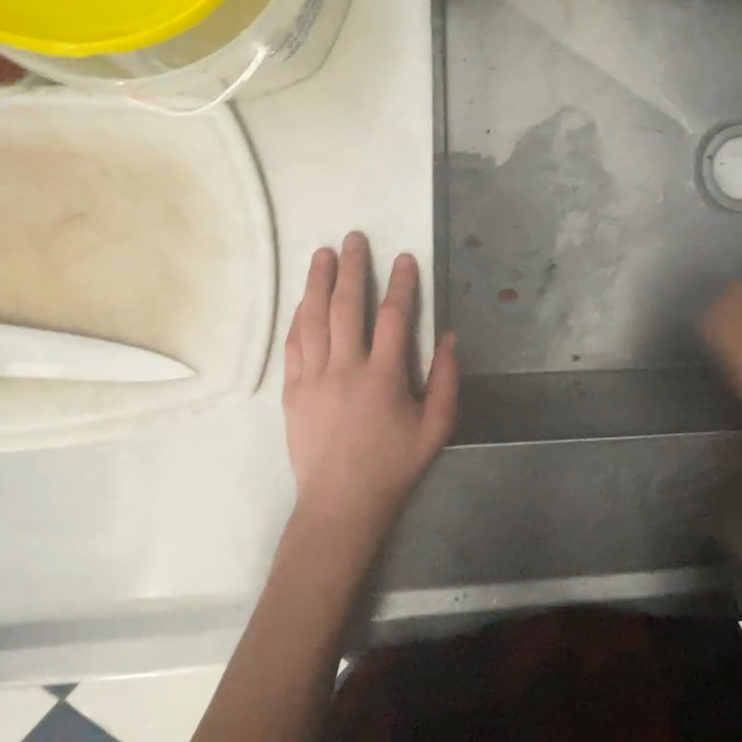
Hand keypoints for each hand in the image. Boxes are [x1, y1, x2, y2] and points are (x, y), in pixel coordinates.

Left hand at [283, 232, 457, 533]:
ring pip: (313, 319)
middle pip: (346, 306)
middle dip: (351, 268)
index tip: (404, 258)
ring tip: (322, 254)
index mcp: (383, 377)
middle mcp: (345, 369)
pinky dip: (299, 317)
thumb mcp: (435, 428)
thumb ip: (445, 381)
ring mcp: (313, 379)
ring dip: (317, 282)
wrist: (340, 504)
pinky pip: (293, 345)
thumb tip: (449, 338)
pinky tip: (303, 300)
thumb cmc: (393, 466)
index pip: (393, 317)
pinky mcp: (292, 391)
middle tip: (353, 238)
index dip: (401, 284)